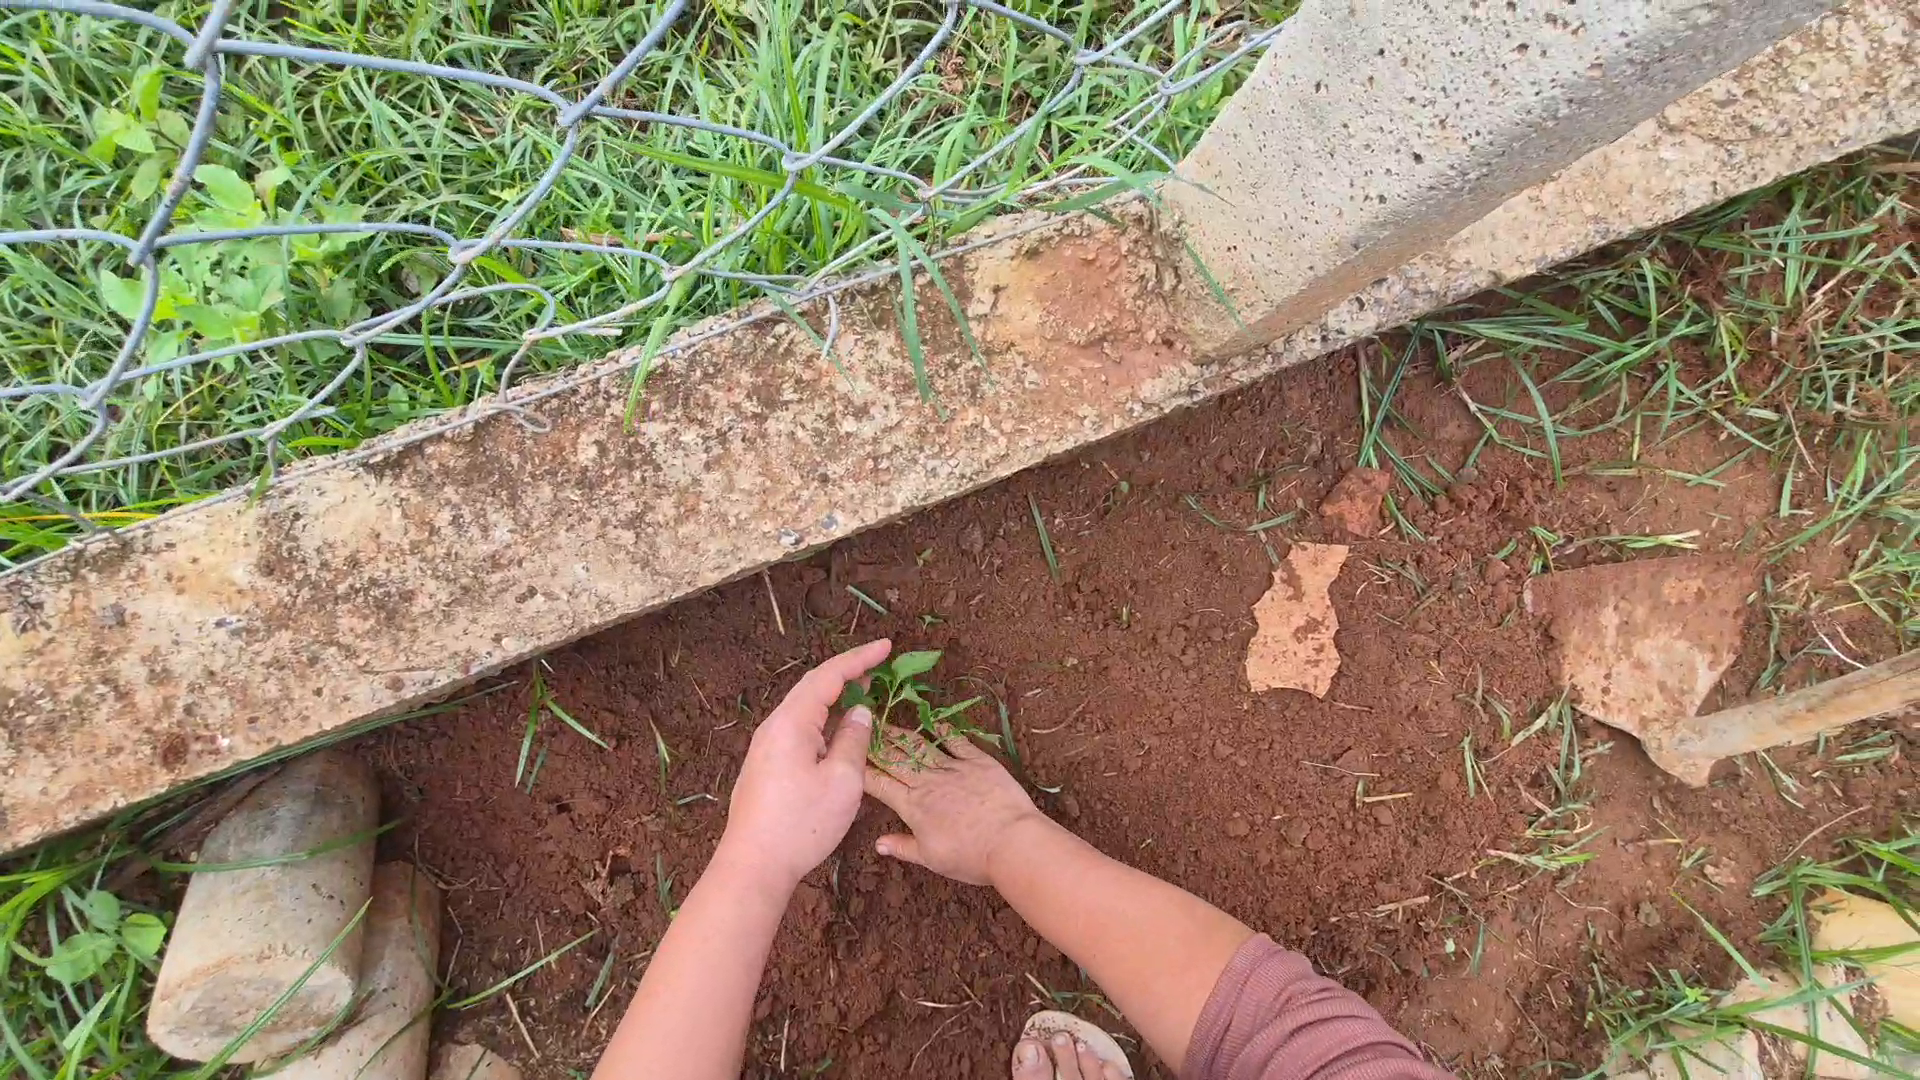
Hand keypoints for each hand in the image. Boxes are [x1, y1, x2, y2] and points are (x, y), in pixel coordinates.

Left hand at [719, 639, 890, 888]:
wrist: (752, 867)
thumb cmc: (801, 823)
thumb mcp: (842, 780)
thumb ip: (854, 739)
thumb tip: (860, 712)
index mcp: (791, 722)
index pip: (829, 676)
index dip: (859, 658)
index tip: (886, 646)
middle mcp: (774, 727)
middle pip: (813, 687)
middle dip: (847, 673)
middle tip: (877, 665)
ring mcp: (766, 748)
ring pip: (805, 710)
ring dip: (835, 698)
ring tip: (863, 693)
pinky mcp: (765, 767)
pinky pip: (798, 729)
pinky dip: (823, 721)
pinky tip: (838, 733)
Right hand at [862, 724, 1053, 885]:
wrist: (1010, 841)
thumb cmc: (970, 857)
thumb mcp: (932, 859)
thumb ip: (903, 847)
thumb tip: (877, 844)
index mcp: (913, 806)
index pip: (879, 784)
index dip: (862, 770)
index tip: (849, 757)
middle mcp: (928, 782)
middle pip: (896, 759)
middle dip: (877, 744)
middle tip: (863, 729)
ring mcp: (953, 768)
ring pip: (921, 746)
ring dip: (902, 734)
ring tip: (888, 724)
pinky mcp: (977, 760)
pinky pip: (956, 741)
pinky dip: (944, 731)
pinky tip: (935, 723)